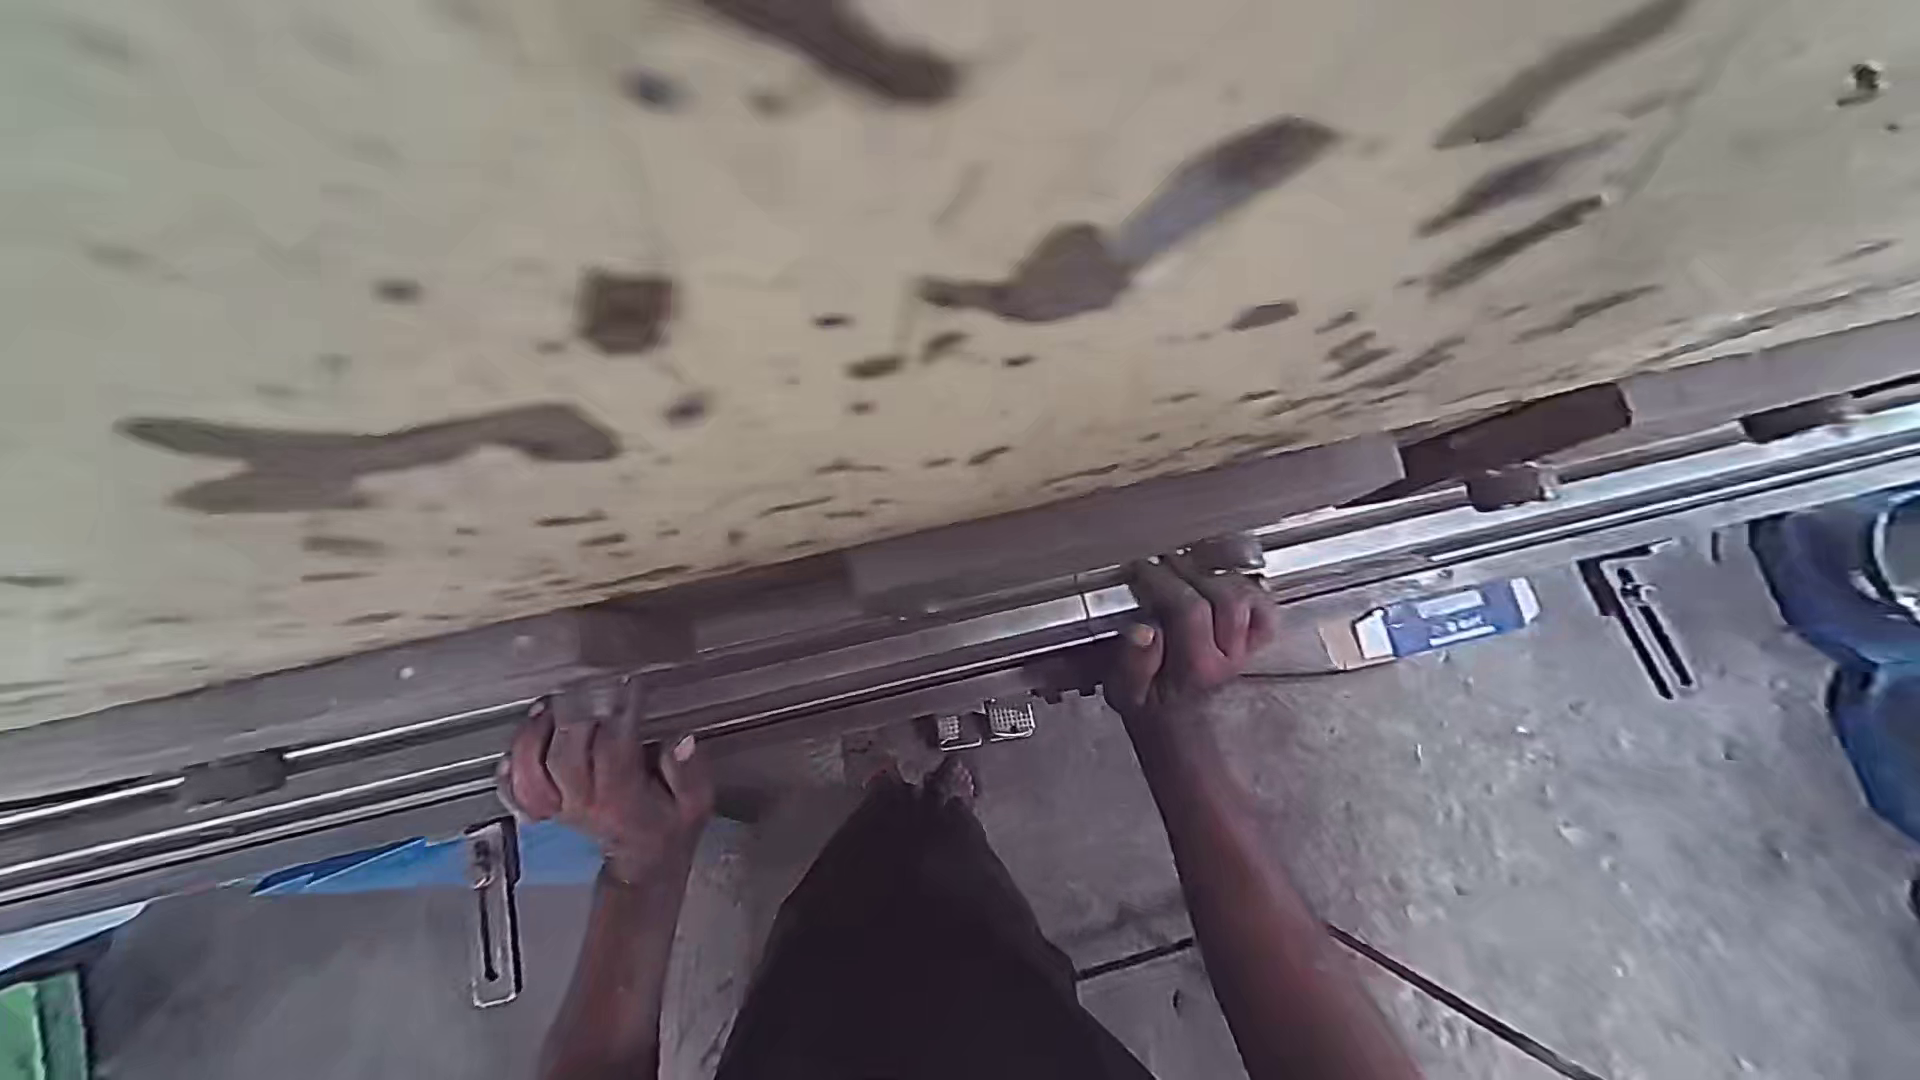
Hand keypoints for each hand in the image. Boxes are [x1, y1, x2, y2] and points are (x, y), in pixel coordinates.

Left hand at [499, 695, 713, 885]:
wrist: (645, 862)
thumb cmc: (670, 826)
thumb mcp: (696, 802)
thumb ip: (689, 771)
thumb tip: (682, 741)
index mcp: (622, 799)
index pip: (614, 749)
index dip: (620, 713)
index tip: (631, 686)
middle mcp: (585, 802)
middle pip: (565, 755)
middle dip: (575, 716)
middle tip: (588, 686)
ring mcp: (561, 806)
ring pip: (532, 770)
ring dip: (535, 734)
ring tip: (550, 704)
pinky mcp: (548, 807)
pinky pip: (516, 790)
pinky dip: (510, 766)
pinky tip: (519, 742)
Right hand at [1105, 556, 1275, 722]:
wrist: (1175, 722)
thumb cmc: (1148, 702)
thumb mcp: (1125, 689)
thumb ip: (1132, 661)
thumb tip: (1141, 630)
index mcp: (1196, 666)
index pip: (1187, 607)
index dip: (1162, 580)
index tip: (1140, 569)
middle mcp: (1228, 655)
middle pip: (1221, 596)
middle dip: (1186, 573)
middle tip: (1159, 566)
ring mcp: (1245, 648)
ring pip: (1244, 596)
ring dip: (1212, 577)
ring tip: (1183, 571)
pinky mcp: (1253, 642)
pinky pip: (1264, 608)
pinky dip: (1246, 590)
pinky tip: (1218, 583)